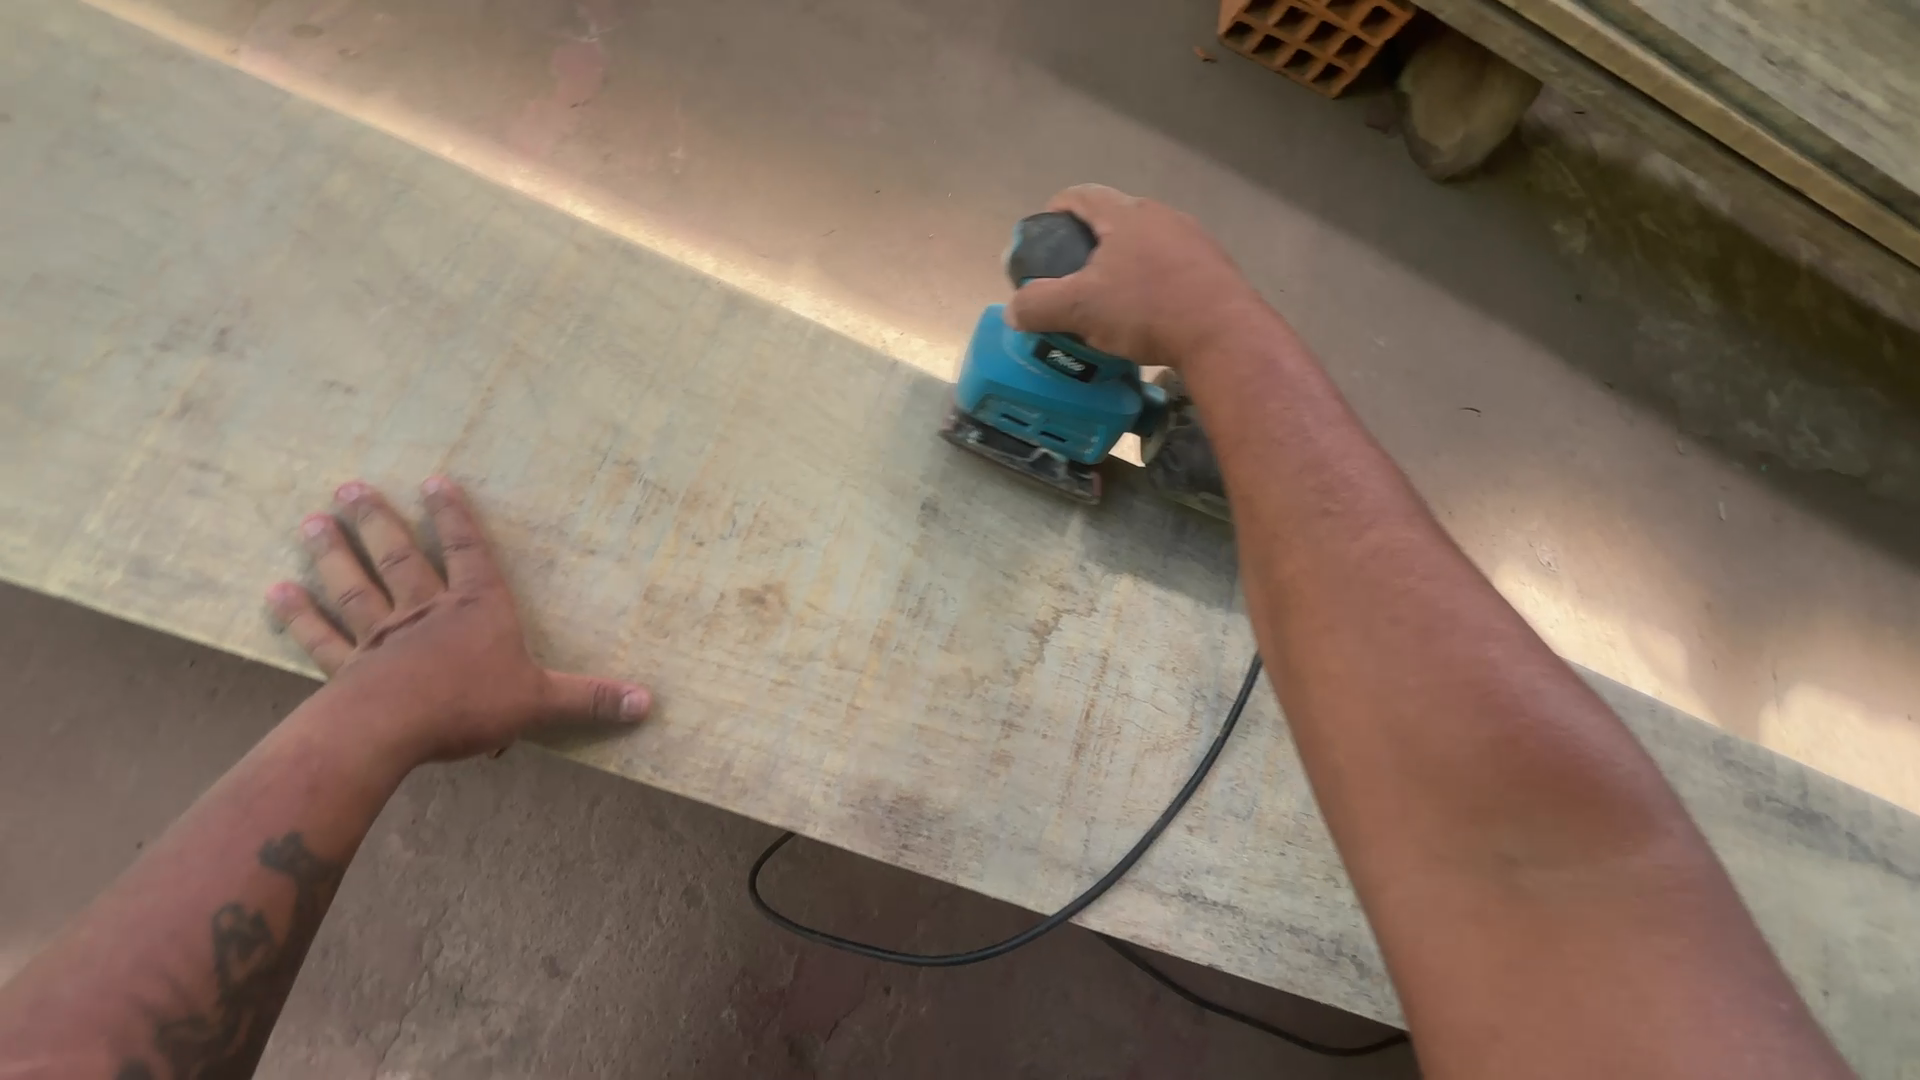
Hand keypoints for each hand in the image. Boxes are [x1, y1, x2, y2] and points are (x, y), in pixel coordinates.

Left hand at [267, 477, 649, 764]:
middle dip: (379, 521)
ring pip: (356, 586)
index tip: (433, 481)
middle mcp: (426, 612)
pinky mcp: (346, 668)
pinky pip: (319, 635)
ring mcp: (380, 637)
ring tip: (313, 519)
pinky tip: (275, 592)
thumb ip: (591, 699)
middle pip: (401, 558)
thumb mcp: (542, 701)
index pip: (468, 553)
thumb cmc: (469, 706)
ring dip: (335, 553)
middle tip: (350, 487)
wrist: (385, 735)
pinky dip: (298, 614)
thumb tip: (649, 702)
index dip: (454, 517)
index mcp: (477, 610)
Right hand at [1006, 184, 1274, 370]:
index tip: (1043, 232)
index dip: (1056, 209)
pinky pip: (1171, 269)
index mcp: (1124, 215)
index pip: (1081, 195)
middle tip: (1071, 276)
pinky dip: (1151, 284)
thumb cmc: (1145, 310)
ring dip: (1123, 265)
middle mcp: (1160, 216)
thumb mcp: (1079, 309)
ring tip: (1109, 299)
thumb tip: (1013, 311)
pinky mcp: (1213, 269)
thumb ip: (1038, 305)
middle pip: (1115, 220)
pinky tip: (1147, 314)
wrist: (1222, 334)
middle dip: (1089, 244)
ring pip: (1145, 245)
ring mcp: (1192, 240)